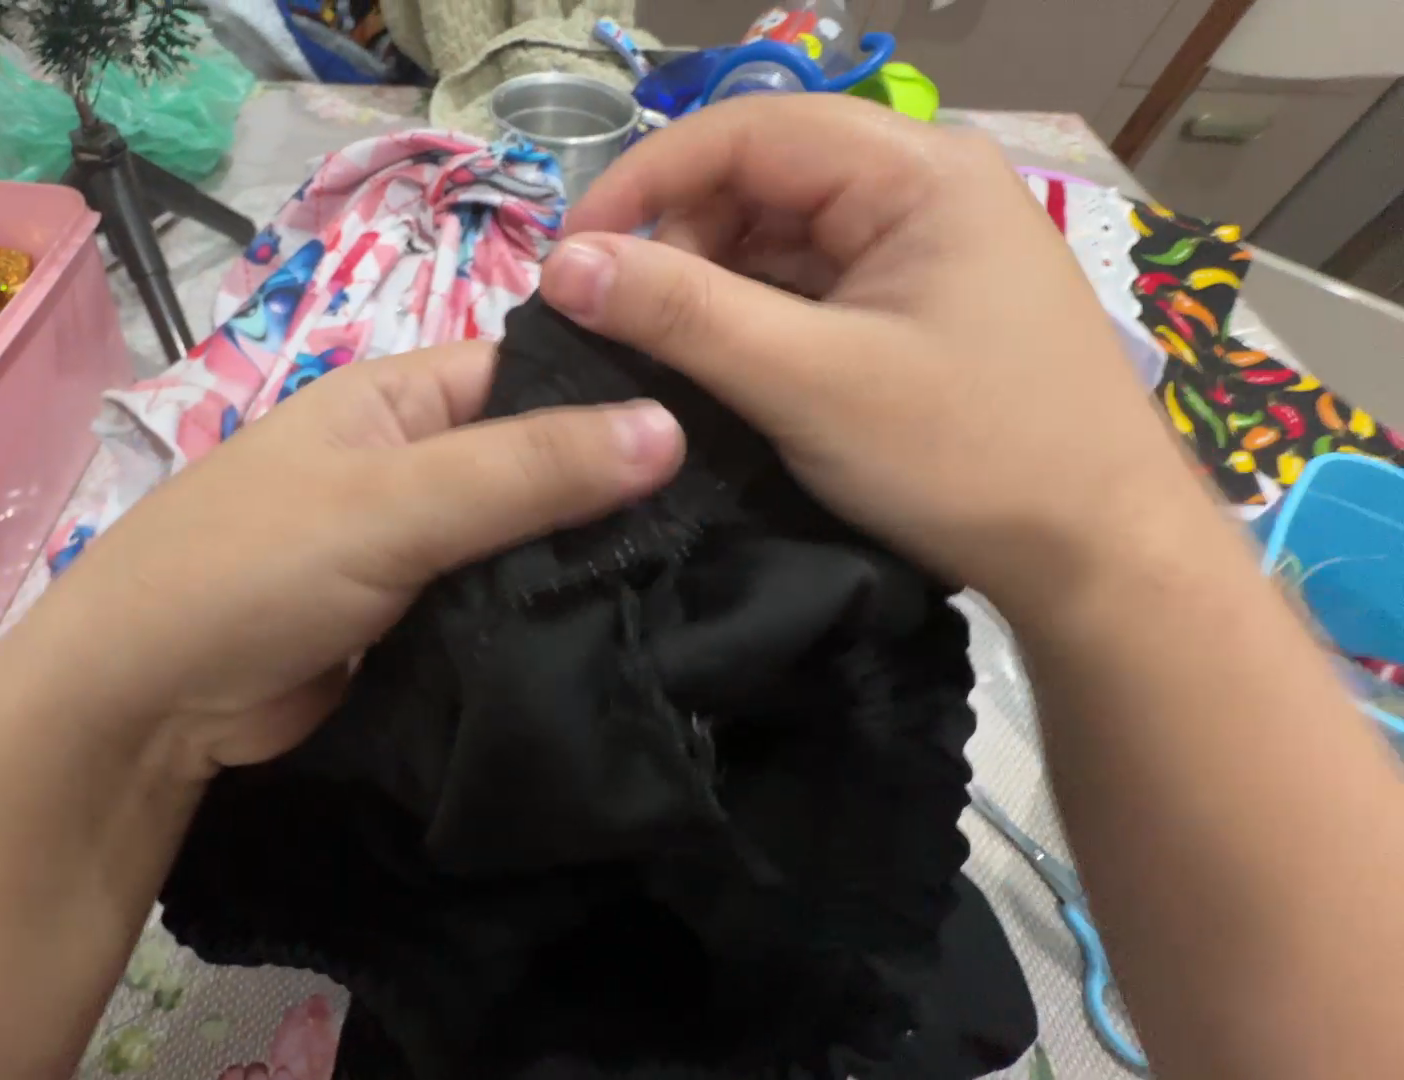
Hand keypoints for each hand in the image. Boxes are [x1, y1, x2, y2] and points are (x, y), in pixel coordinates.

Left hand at [1, 343, 682, 778]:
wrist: (148, 705)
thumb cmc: (251, 571)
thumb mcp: (391, 505)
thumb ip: (525, 469)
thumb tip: (669, 427)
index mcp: (401, 398)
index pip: (535, 374)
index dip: (617, 398)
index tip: (717, 436)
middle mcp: (416, 461)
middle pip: (538, 461)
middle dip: (614, 492)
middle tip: (731, 522)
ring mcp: (419, 545)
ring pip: (527, 540)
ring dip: (588, 561)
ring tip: (705, 577)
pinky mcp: (421, 619)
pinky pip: (502, 604)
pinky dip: (549, 614)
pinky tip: (629, 630)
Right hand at [539, 95, 1218, 609]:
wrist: (1088, 552)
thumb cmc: (961, 455)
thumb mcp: (805, 380)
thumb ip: (680, 315)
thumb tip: (562, 267)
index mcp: (913, 171)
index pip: (745, 132)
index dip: (642, 183)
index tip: (567, 256)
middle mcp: (914, 188)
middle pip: (755, 183)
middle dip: (676, 247)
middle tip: (626, 328)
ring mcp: (910, 249)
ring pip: (769, 241)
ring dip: (705, 290)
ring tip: (673, 359)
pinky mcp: (901, 304)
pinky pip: (796, 288)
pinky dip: (743, 320)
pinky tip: (722, 367)